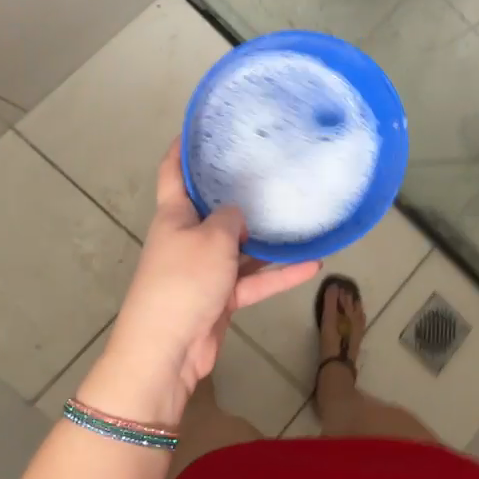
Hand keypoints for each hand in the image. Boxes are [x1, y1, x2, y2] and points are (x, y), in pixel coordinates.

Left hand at [93, 142, 319, 422]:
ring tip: (300, 217)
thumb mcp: (211, 239)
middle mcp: (187, 238)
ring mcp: (204, 270)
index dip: (183, 149)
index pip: (173, 173)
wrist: (166, 351)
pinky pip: (253, 280)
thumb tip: (237, 216)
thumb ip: (230, 219)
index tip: (201, 128)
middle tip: (269, 168)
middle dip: (237, 191)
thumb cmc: (182, 283)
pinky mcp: (220, 299)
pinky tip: (312, 264)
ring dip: (267, 239)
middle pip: (213, 209)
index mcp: (174, 216)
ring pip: (240, 247)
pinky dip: (279, 275)